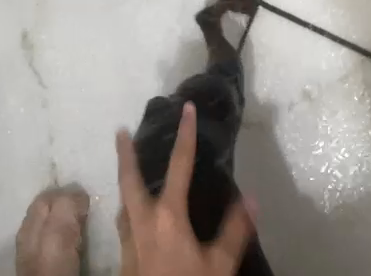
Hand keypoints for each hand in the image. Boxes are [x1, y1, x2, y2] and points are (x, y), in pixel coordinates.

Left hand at [114, 103, 254, 275]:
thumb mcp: (219, 267)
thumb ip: (234, 231)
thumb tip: (251, 197)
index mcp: (167, 216)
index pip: (179, 166)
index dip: (185, 135)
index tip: (186, 109)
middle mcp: (142, 222)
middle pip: (129, 180)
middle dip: (125, 154)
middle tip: (119, 130)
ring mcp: (129, 242)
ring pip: (123, 203)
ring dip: (125, 182)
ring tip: (126, 168)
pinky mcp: (124, 261)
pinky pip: (124, 224)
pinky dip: (128, 210)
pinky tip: (133, 216)